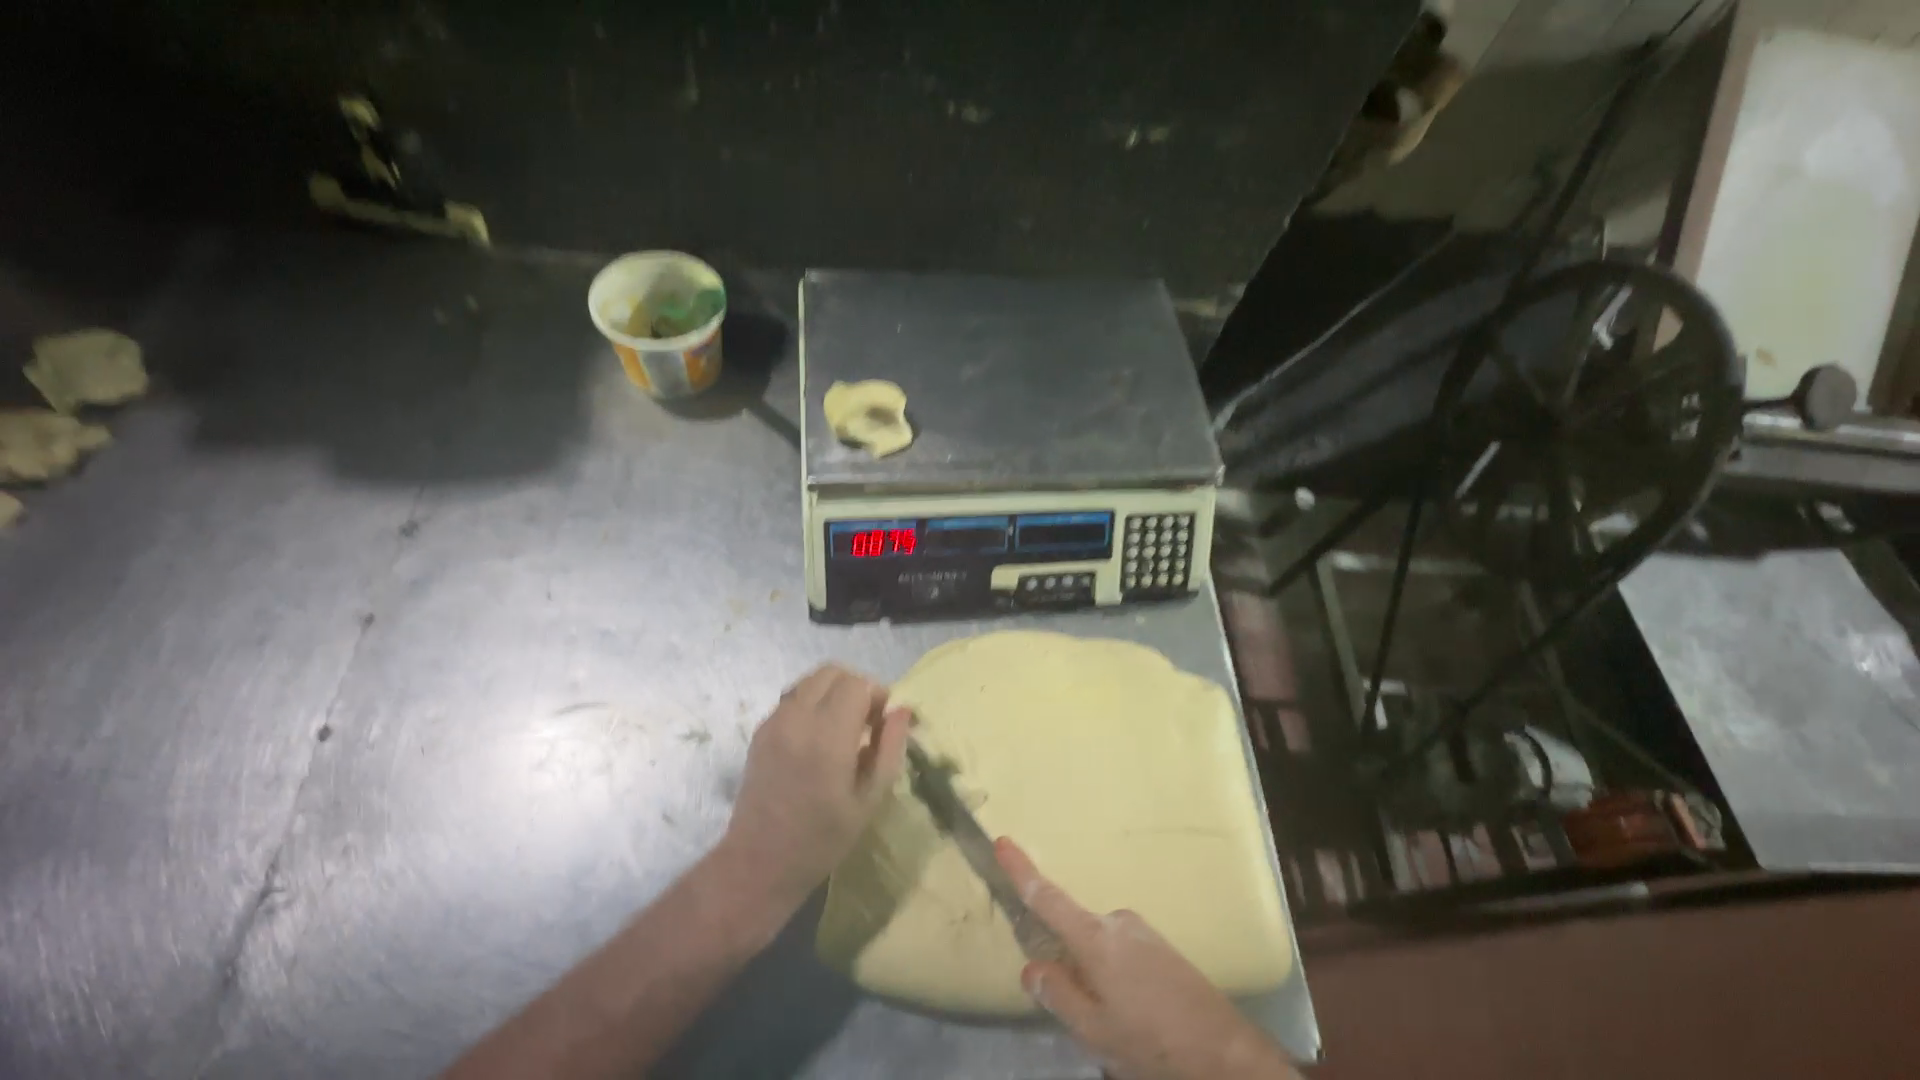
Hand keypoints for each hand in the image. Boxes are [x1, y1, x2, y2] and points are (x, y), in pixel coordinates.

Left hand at [721, 665, 910, 905]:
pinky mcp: (760, 731)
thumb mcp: (870, 799)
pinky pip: (792, 698)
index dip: (877, 695)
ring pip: (810, 681)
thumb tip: (901, 711)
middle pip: (832, 672)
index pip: (857, 684)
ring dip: (833, 692)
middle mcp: (797, 718)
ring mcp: (774, 722)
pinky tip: (819, 738)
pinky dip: (812, 703)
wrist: (760, 862)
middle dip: (856, 687)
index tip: (884, 723)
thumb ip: (890, 748)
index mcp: (828, 736)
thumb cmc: (822, 839)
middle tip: (867, 722)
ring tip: (843, 728)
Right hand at [995, 839, 1300, 1079]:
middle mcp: (1118, 923)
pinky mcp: (1162, 948)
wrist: (1227, 1052)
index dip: (1022, 870)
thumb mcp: (1093, 1030)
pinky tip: (1133, 1016)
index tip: (1002, 841)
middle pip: (1074, 931)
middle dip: (1066, 962)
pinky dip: (1115, 979)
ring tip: (1113, 1026)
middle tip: (1078, 1010)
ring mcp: (1144, 932)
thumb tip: (1032, 968)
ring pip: (1099, 949)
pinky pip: (1121, 955)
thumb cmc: (1151, 1039)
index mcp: (1095, 938)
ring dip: (1094, 977)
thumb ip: (1057, 994)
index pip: (1047, 898)